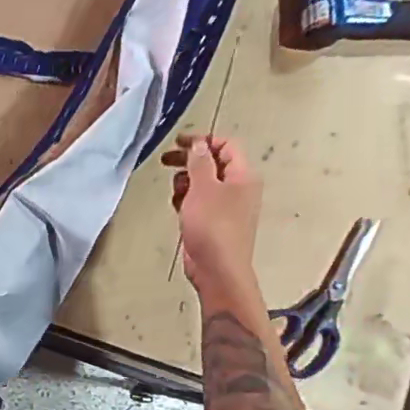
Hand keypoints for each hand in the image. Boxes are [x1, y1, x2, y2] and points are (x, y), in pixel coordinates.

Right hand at [162, 134, 262, 294]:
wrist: (217, 269)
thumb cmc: (212, 225)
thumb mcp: (203, 187)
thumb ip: (199, 162)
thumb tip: (199, 145)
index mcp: (243, 176)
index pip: (226, 145)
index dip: (203, 140)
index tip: (178, 143)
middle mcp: (238, 189)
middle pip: (213, 164)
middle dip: (189, 161)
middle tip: (165, 161)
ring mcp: (226, 208)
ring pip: (203, 184)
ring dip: (186, 182)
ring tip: (175, 191)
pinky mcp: (214, 223)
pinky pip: (199, 203)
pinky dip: (187, 200)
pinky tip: (177, 207)